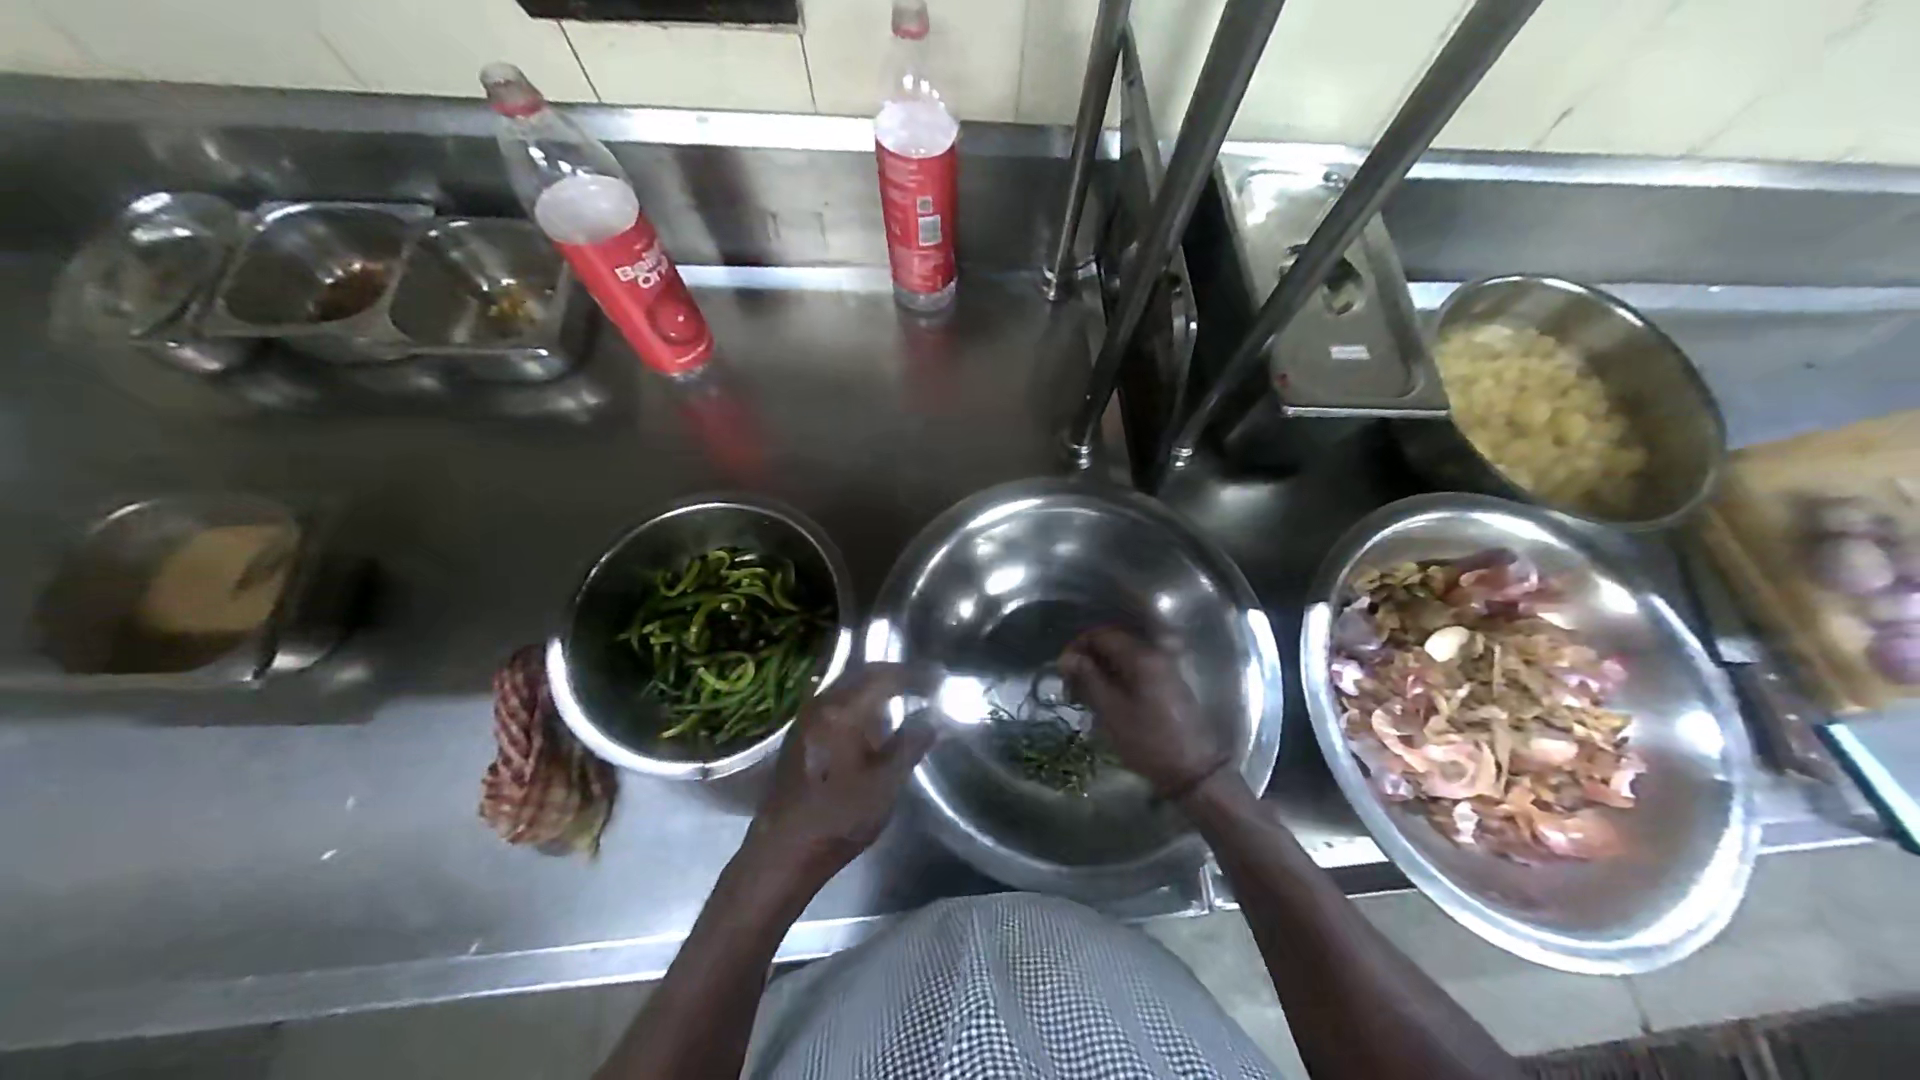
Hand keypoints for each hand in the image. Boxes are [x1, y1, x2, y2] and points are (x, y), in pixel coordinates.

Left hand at [741, 663, 936, 890]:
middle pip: (862, 674)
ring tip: (903, 698)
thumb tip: (932, 719)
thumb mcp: (885, 784)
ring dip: (876, 687)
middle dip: (895, 675)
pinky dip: (859, 701)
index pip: (885, 676)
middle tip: (924, 683)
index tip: (940, 679)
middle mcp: (821, 704)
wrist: (783, 851)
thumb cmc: (839, 818)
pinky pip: (835, 702)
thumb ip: (911, 744)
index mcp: (843, 711)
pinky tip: (872, 722)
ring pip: (847, 686)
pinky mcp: (800, 734)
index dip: (916, 674)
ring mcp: (806, 718)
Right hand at [1059, 628, 1231, 799]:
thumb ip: (1088, 678)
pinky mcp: (1167, 683)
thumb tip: (1067, 657)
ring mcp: (1165, 667)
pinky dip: (1116, 676)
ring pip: (1123, 656)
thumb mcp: (1111, 710)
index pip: (1102, 634)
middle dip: (1088, 657)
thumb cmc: (1148, 741)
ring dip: (1101, 668)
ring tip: (1083, 692)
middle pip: (1113, 642)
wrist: (1193, 771)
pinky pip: (1135, 669)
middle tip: (1070, 682)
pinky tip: (1104, 696)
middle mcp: (1156, 653)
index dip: (1078, 646)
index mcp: (1142, 656)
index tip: (1062, 668)